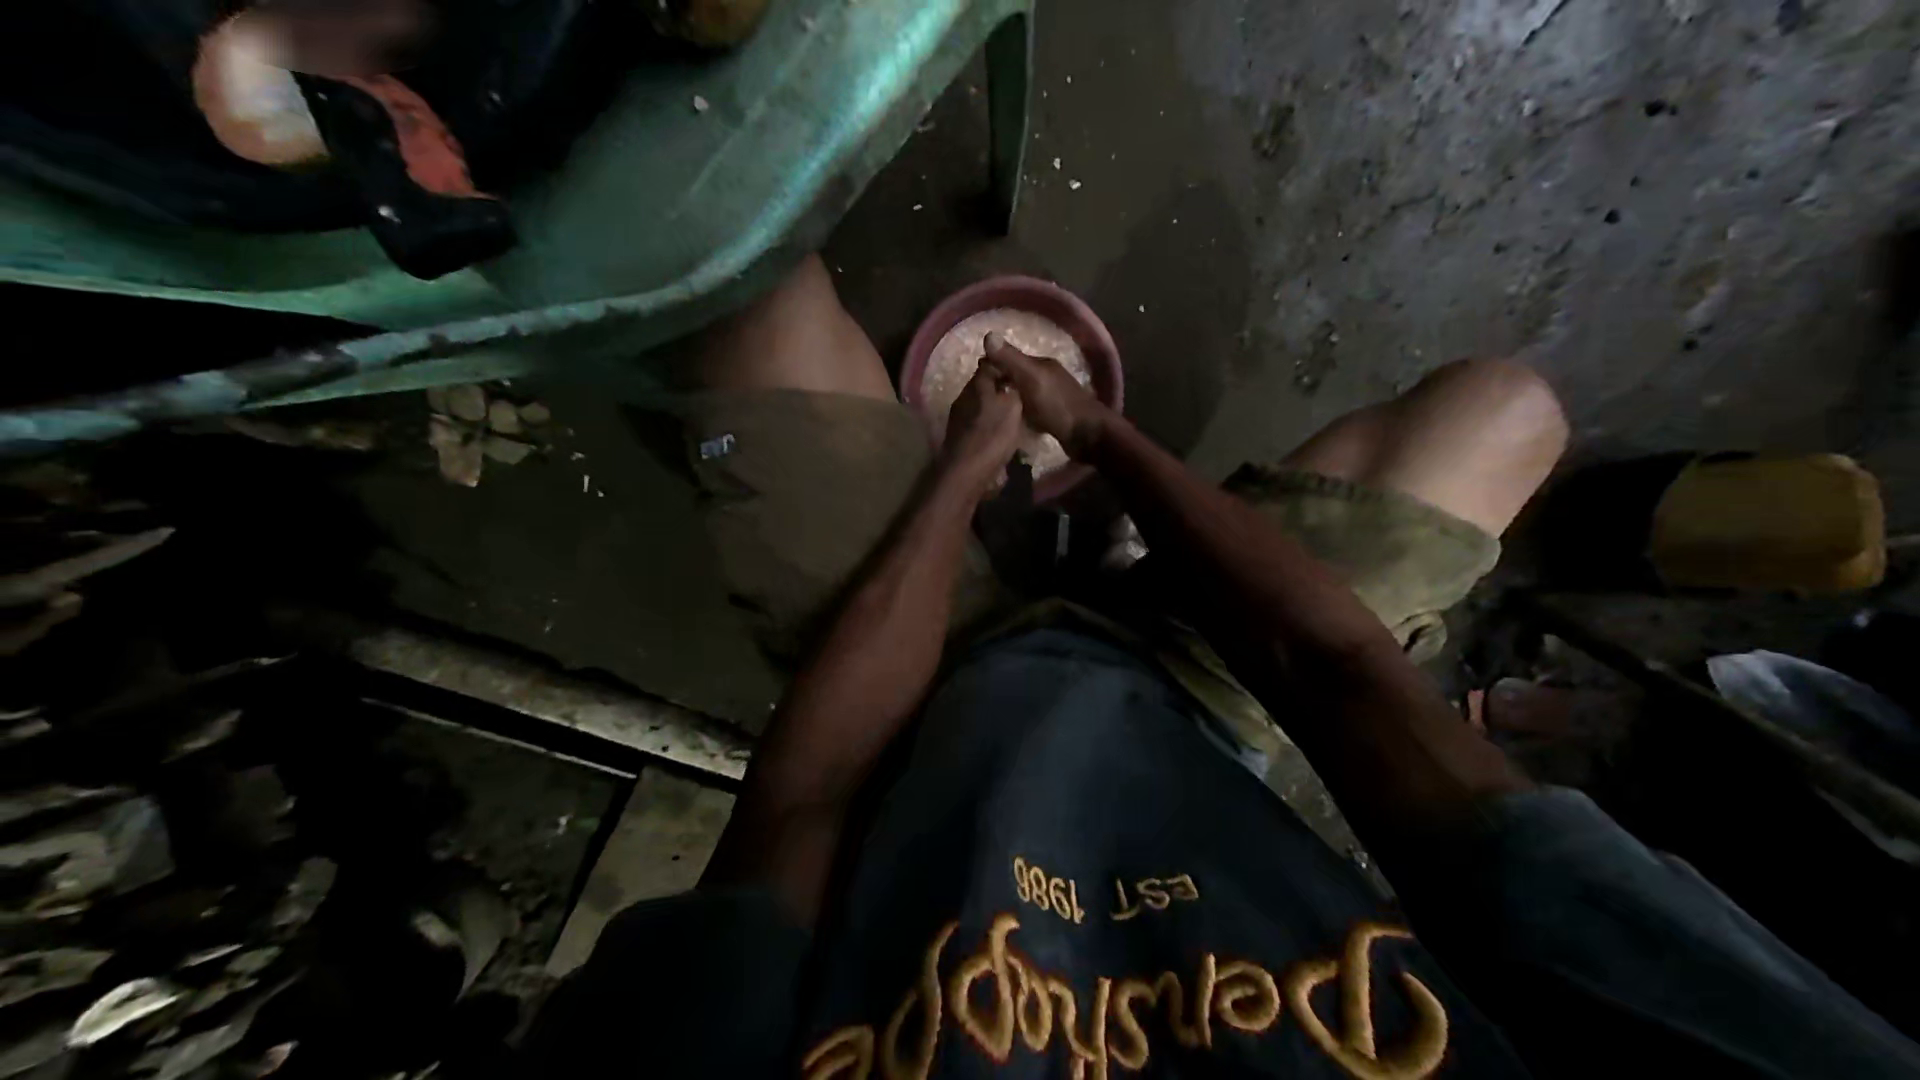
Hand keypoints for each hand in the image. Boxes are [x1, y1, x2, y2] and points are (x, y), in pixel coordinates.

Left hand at [941, 365, 1024, 490]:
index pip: (988, 365)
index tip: (1020, 373)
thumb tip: (1011, 380)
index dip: (1004, 366)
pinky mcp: (958, 435)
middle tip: (1019, 394)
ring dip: (993, 406)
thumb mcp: (1011, 406)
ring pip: (979, 404)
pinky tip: (998, 432)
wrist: (966, 470)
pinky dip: (988, 422)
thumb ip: (1011, 388)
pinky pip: (976, 421)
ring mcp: (958, 417)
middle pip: (982, 385)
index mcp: (976, 385)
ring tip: (1012, 414)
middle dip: (999, 387)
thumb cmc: (992, 435)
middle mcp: (963, 397)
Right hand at [980, 333, 1112, 458]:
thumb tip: (988, 334)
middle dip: (1000, 383)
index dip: (993, 365)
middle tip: (979, 398)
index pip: (1011, 359)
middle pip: (1017, 376)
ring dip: (1009, 400)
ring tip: (991, 411)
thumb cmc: (1058, 405)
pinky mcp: (1054, 418)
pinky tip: (1010, 423)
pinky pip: (1030, 412)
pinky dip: (1020, 414)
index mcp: (1042, 365)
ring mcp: (1052, 399)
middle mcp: (1047, 378)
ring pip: (1023, 395)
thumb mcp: (1031, 378)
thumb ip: (1011, 359)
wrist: (1088, 436)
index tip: (975, 378)